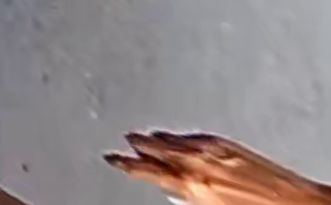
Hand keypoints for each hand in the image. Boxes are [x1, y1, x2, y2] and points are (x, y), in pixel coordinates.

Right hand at [106, 132, 330, 204]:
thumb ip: (187, 194)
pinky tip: (185, 146)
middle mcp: (187, 159)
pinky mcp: (219, 140)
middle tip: (133, 150)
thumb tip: (171, 190)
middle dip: (138, 147)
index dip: (121, 162)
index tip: (112, 158)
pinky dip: (180, 140)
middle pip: (144, 143)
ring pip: (163, 137)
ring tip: (155, 145)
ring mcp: (203, 146)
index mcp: (185, 180)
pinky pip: (187, 137)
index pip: (137, 165)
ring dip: (158, 142)